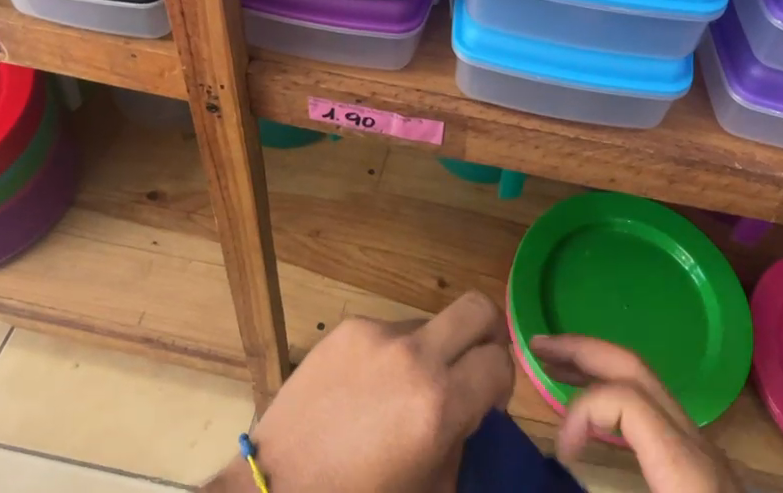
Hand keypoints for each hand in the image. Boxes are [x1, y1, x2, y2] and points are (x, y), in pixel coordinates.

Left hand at [205, 291, 515, 492]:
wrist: (280, 485)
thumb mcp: (430, 485)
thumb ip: (461, 439)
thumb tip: (473, 408)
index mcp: (439, 403)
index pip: (500, 361)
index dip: (502, 381)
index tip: (488, 401)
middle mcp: (414, 356)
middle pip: (477, 308)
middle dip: (487, 334)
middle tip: (472, 366)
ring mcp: (377, 335)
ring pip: (430, 323)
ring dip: (432, 350)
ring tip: (402, 391)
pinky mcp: (348, 328)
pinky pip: (389, 331)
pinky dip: (392, 354)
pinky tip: (368, 389)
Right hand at [532, 335, 742, 492]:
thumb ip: (606, 492)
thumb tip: (558, 472)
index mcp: (687, 471)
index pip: (626, 398)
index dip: (581, 411)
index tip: (560, 455)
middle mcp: (698, 449)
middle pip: (638, 371)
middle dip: (584, 351)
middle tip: (536, 345)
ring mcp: (703, 457)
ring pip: (647, 386)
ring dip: (599, 369)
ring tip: (554, 365)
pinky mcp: (702, 474)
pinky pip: (653, 413)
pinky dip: (615, 398)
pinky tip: (593, 417)